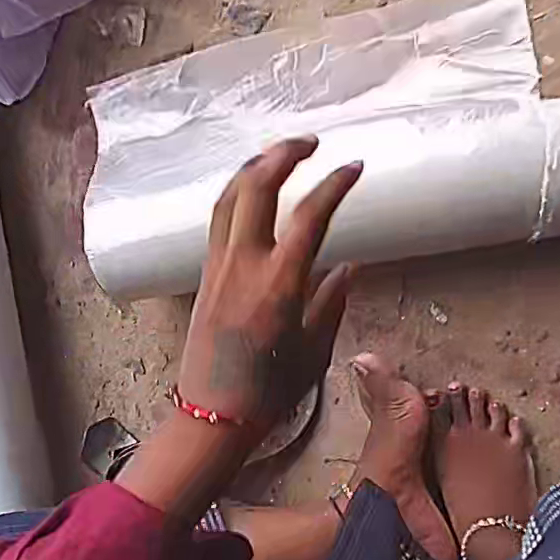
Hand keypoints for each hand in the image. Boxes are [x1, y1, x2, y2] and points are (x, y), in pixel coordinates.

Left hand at [174, 137, 358, 427]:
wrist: (212, 415)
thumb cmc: (267, 392)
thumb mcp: (312, 350)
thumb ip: (331, 303)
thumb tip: (349, 268)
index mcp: (278, 284)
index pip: (310, 215)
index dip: (335, 184)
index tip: (355, 168)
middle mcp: (243, 265)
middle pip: (257, 187)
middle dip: (284, 154)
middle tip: (310, 143)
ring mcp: (218, 268)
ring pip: (229, 198)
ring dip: (253, 168)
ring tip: (277, 156)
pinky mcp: (204, 277)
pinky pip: (218, 222)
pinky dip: (235, 195)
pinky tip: (250, 196)